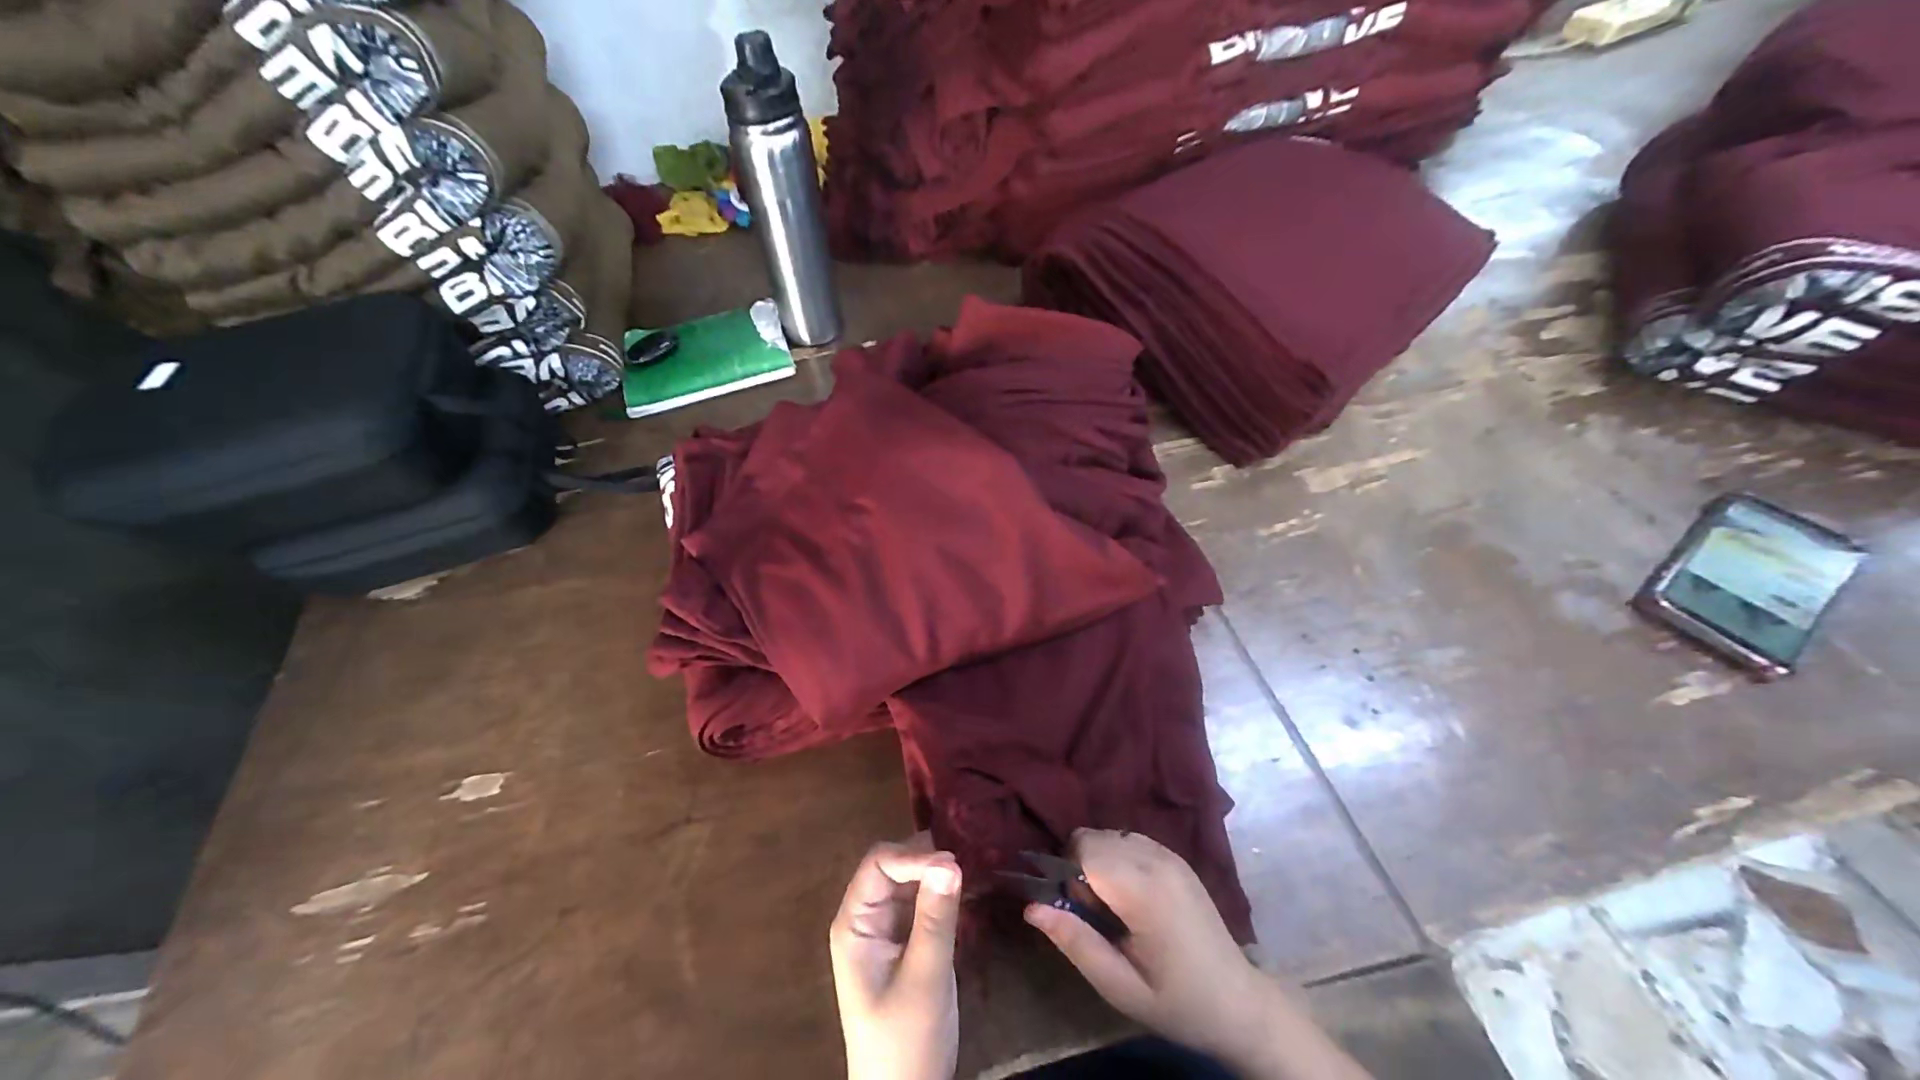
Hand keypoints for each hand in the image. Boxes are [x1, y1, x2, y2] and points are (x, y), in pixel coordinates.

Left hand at [829, 833, 962, 1079]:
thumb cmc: (905, 1041)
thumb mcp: (925, 979)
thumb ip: (936, 919)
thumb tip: (950, 861)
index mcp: (854, 924)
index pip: (878, 864)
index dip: (914, 855)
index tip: (955, 863)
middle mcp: (865, 918)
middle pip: (891, 866)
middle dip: (926, 857)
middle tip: (969, 856)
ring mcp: (884, 930)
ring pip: (908, 881)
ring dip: (935, 871)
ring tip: (973, 864)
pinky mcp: (905, 942)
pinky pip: (920, 902)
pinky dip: (941, 891)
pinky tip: (966, 888)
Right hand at [1024, 829, 1370, 1079]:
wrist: (1240, 1004)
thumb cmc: (1177, 1003)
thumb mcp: (1119, 987)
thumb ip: (1075, 943)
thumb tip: (1031, 907)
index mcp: (1144, 890)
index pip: (1083, 848)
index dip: (1070, 878)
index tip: (1082, 916)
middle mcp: (1157, 860)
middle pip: (1093, 837)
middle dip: (1080, 868)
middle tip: (1097, 916)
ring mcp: (1170, 855)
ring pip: (1109, 835)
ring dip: (1099, 863)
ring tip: (1116, 908)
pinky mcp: (1177, 857)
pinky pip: (1129, 840)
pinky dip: (1118, 860)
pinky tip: (1132, 898)